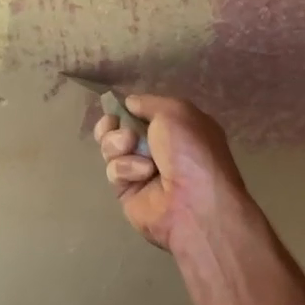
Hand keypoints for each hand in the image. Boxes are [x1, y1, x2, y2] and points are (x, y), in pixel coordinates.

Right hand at [94, 93, 250, 250]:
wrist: (194, 202)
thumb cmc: (190, 150)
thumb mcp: (175, 111)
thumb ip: (148, 103)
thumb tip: (129, 104)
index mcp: (175, 128)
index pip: (141, 113)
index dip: (128, 109)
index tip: (121, 108)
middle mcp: (157, 148)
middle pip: (118, 128)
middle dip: (113, 125)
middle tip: (123, 130)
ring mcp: (140, 170)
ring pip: (110, 147)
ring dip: (119, 144)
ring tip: (132, 148)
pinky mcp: (127, 191)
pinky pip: (113, 170)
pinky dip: (126, 168)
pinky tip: (143, 174)